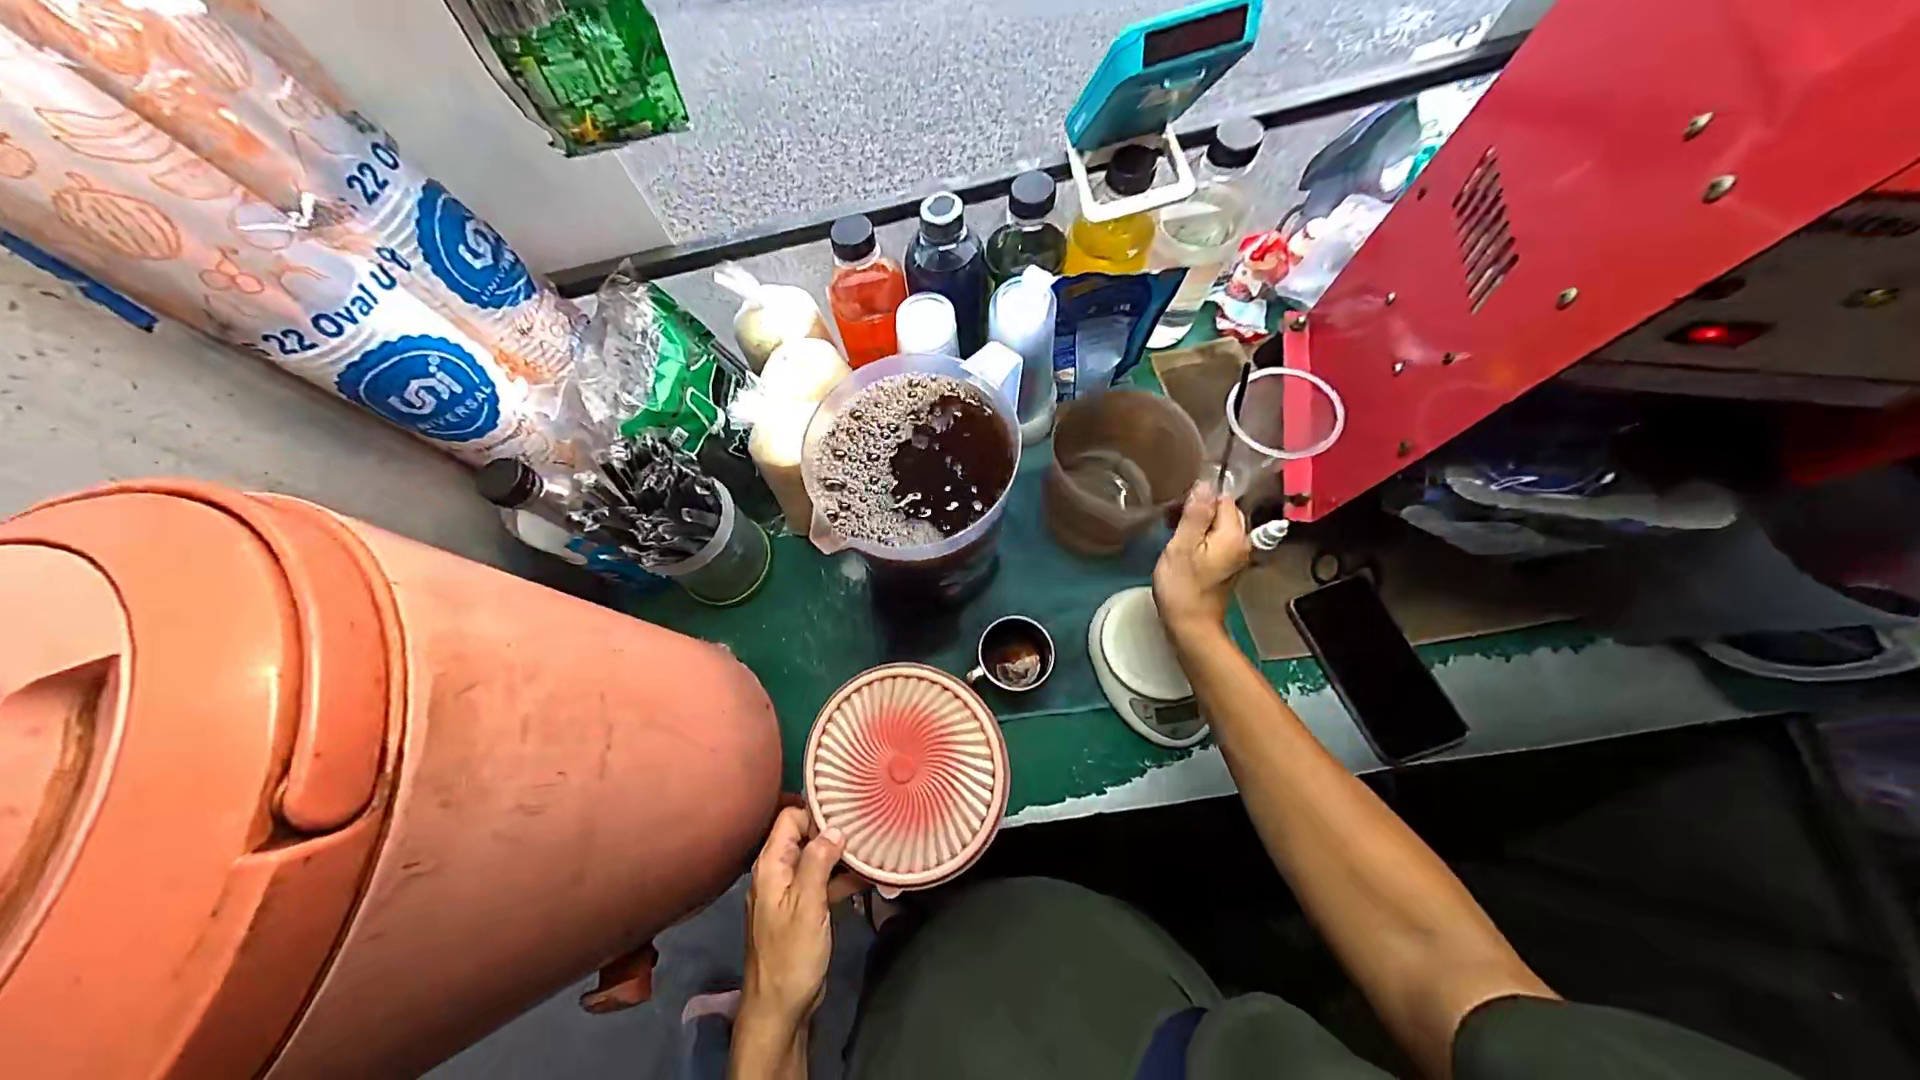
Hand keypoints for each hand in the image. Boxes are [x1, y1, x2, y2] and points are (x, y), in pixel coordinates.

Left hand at [742, 807, 849, 1028]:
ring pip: (817, 858)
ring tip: (873, 848)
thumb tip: (835, 828)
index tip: (847, 814)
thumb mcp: (807, 904)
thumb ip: (818, 861)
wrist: (779, 1008)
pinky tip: (868, 876)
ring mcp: (789, 891)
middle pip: (805, 835)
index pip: (790, 817)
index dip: (817, 813)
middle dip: (834, 830)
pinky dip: (842, 877)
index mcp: (771, 865)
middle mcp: (777, 872)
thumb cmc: (791, 954)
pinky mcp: (803, 909)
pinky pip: (823, 881)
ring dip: (842, 855)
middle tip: (866, 826)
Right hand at [1153, 481, 1249, 639]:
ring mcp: (1237, 556)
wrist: (1191, 627)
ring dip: (1200, 523)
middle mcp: (1242, 542)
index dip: (1200, 497)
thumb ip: (1195, 514)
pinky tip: (1184, 543)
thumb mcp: (1182, 547)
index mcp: (1234, 535)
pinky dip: (1202, 536)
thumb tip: (1205, 483)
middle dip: (1201, 508)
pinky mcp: (1228, 566)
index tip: (1177, 505)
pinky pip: (1218, 540)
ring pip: (1220, 525)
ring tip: (1175, 528)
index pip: (1223, 499)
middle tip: (1173, 515)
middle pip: (1225, 511)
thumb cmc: (1183, 587)